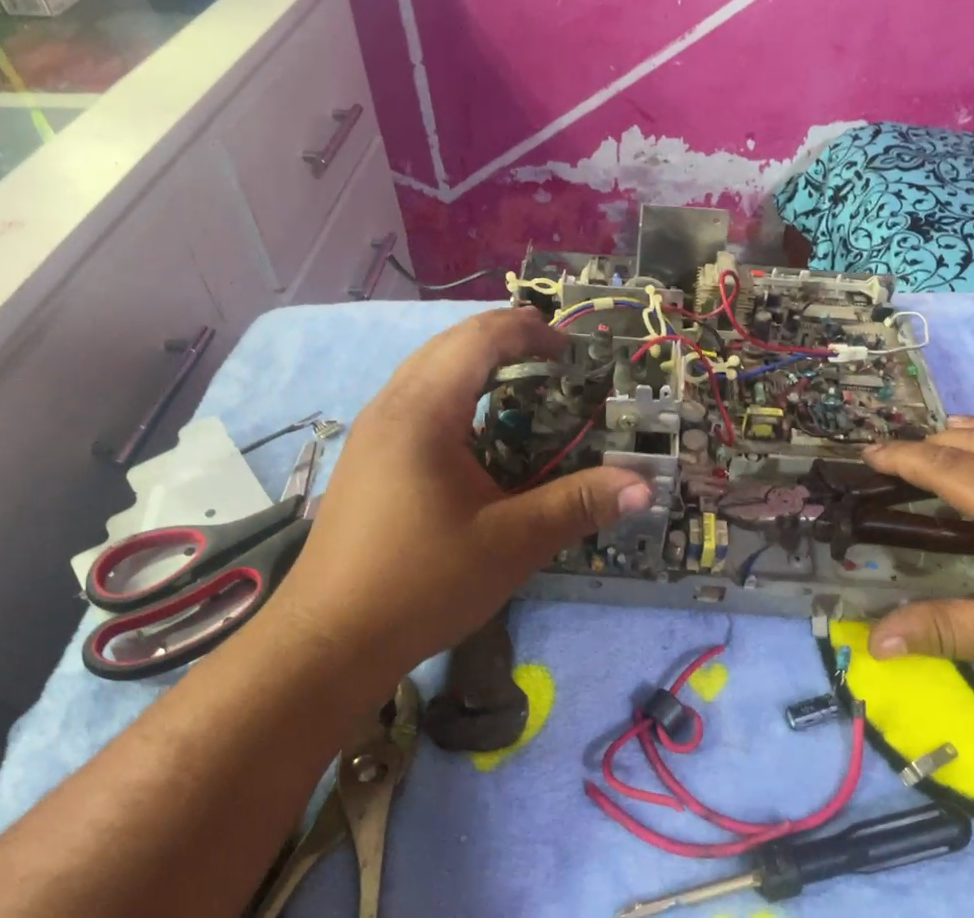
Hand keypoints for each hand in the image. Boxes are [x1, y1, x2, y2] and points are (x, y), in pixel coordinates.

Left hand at [265, 309, 651, 673]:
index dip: (531, 332)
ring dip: (479, 368)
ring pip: (429, 371)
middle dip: (507, 342)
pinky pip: (416, 401)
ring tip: (526, 392)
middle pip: (451, 344)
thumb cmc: (422, 583)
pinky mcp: (367, 459)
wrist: (329, 641)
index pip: (480, 338)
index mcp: (423, 410)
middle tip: (558, 364)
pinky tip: (480, 438)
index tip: (574, 352)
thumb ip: (578, 503)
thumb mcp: (512, 542)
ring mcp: (372, 432)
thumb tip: (645, 484)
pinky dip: (457, 397)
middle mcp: (391, 406)